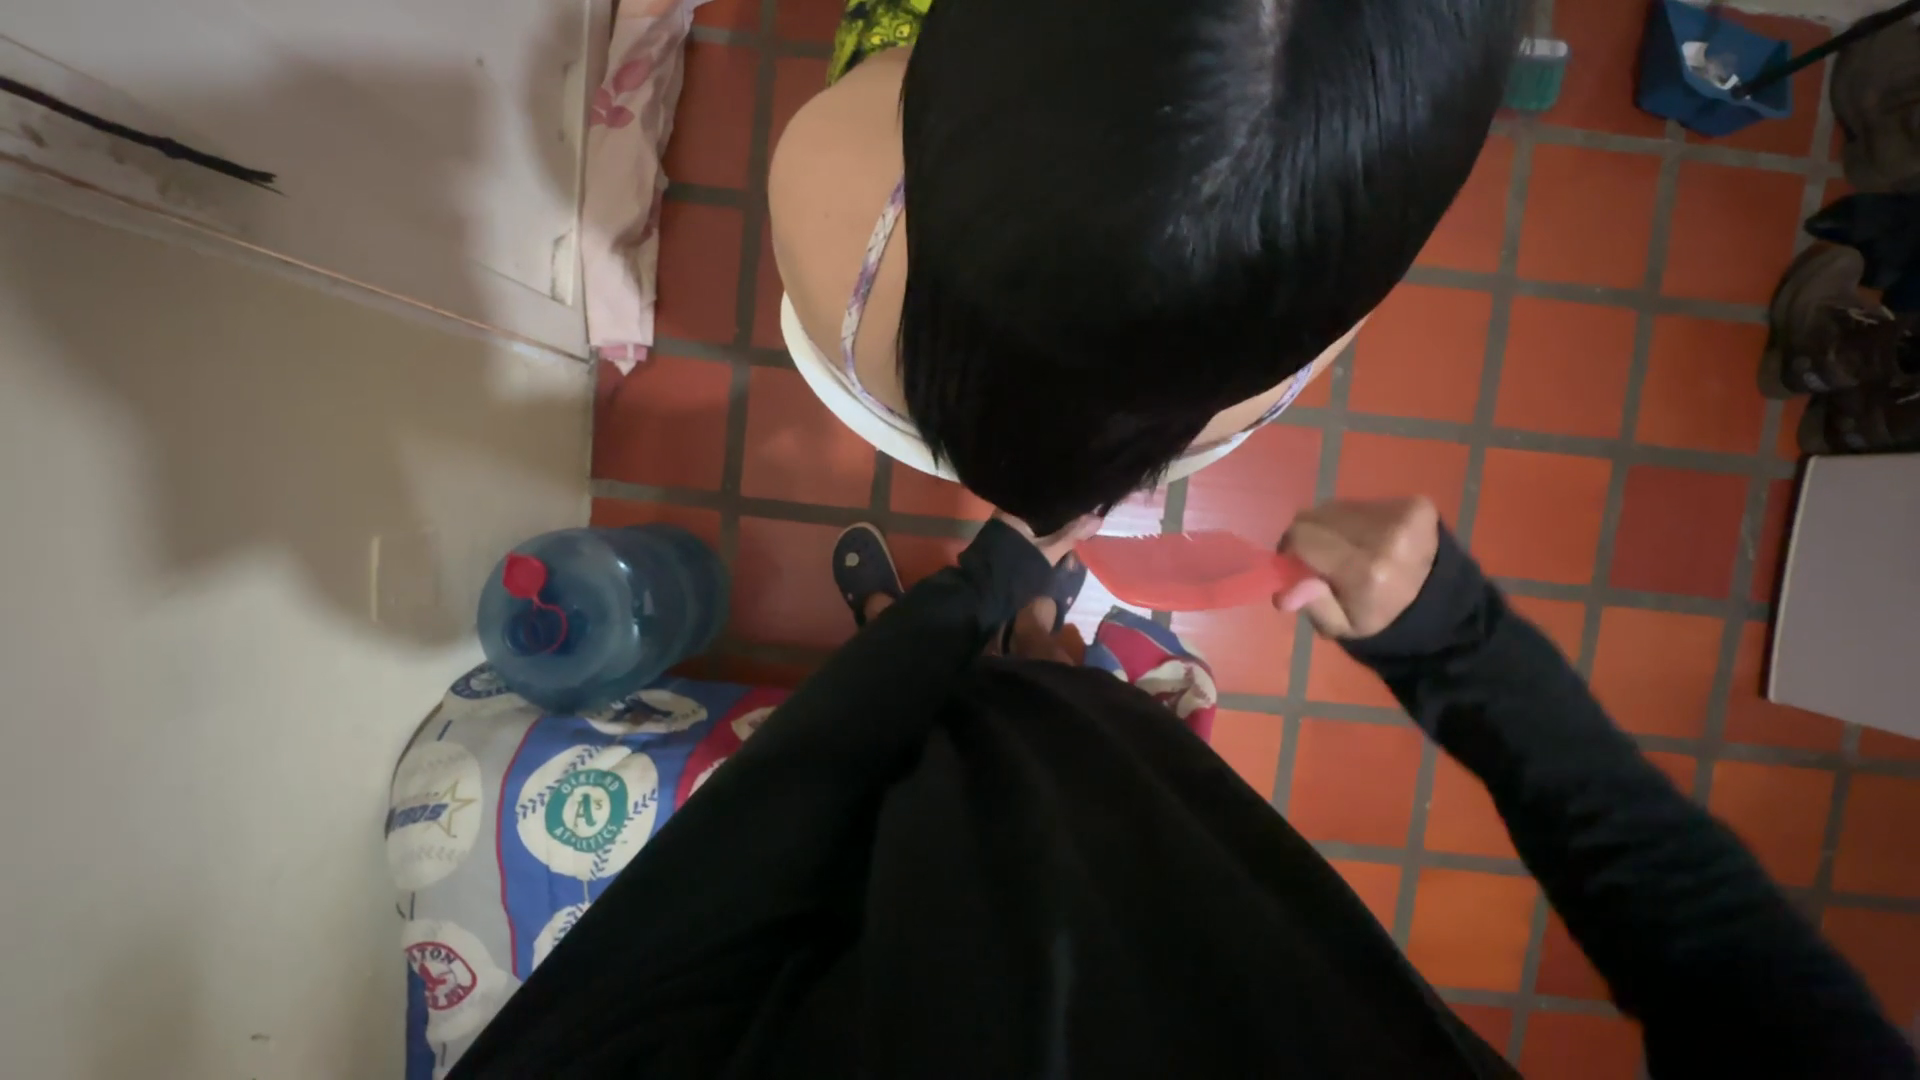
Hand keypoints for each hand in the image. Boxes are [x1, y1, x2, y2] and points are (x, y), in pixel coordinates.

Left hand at [992, 510, 1104, 565]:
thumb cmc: (1015, 569)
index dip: (1064, 504)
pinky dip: (1039, 539)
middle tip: (1079, 528)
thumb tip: (1097, 517)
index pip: (1044, 499)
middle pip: (1040, 513)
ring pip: (1034, 525)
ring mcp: (1002, 528)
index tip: (1082, 509)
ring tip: (1070, 537)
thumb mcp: (1047, 552)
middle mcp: (1006, 513)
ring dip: (1050, 533)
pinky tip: (1053, 545)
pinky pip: (1026, 534)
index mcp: (1014, 509)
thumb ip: (1071, 534)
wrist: (983, 595)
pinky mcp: (1001, 541)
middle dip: (1059, 522)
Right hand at [1273, 497, 1440, 638]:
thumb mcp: (1343, 627)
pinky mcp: (1416, 502)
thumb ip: (1313, 607)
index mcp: (1365, 571)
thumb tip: (1284, 594)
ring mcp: (1402, 515)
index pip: (1301, 536)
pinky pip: (1361, 502)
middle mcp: (1385, 536)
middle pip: (1314, 516)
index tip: (1294, 563)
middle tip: (1320, 557)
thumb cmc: (1382, 617)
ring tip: (1349, 548)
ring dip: (1332, 526)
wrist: (1442, 603)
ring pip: (1335, 506)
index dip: (1289, 547)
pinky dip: (1356, 519)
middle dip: (1308, 535)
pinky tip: (1370, 537)